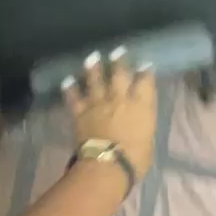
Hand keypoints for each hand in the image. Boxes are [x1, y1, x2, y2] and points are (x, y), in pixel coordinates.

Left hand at [65, 54, 156, 173]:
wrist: (107, 165)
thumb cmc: (135, 159)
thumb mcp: (148, 140)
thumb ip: (143, 125)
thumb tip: (139, 122)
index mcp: (141, 106)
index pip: (145, 82)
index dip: (146, 72)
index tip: (145, 64)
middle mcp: (120, 99)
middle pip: (119, 74)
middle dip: (119, 61)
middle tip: (118, 50)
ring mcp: (98, 104)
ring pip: (95, 80)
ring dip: (93, 68)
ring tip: (92, 57)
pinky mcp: (81, 113)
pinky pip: (74, 97)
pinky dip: (70, 89)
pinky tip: (67, 80)